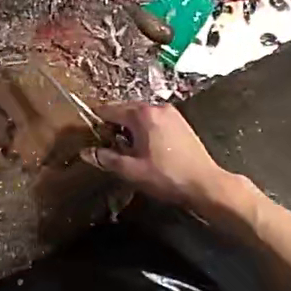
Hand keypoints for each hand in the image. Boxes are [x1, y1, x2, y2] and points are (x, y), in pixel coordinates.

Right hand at [81, 103, 241, 211]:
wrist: (205, 183)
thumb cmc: (166, 176)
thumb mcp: (132, 170)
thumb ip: (107, 159)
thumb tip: (86, 153)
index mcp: (142, 115)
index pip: (109, 110)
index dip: (96, 121)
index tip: (89, 133)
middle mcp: (156, 107)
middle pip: (125, 110)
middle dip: (114, 124)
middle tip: (106, 144)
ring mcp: (171, 113)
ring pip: (140, 115)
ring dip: (130, 127)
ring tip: (125, 148)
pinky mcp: (180, 122)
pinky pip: (154, 119)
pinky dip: (144, 128)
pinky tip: (144, 147)